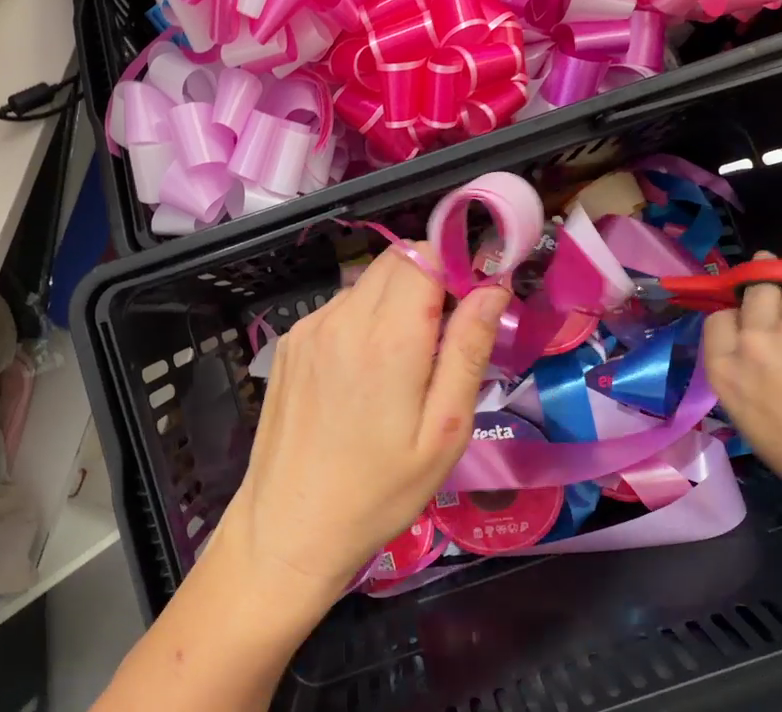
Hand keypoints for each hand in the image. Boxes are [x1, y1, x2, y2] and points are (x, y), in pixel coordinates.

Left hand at [212, 246, 510, 613]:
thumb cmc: (379, 491)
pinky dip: (362, 320)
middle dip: (429, 279)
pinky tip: (365, 373)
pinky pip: (338, 308)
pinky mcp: (289, 343)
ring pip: (366, 283)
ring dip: (395, 301)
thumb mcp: (444, 432)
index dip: (454, 267)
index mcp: (387, 338)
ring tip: (405, 364)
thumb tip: (492, 289)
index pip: (424, 255)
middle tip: (445, 336)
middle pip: (395, 261)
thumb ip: (468, 350)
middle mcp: (342, 318)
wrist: (289, 526)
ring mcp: (308, 327)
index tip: (472, 303)